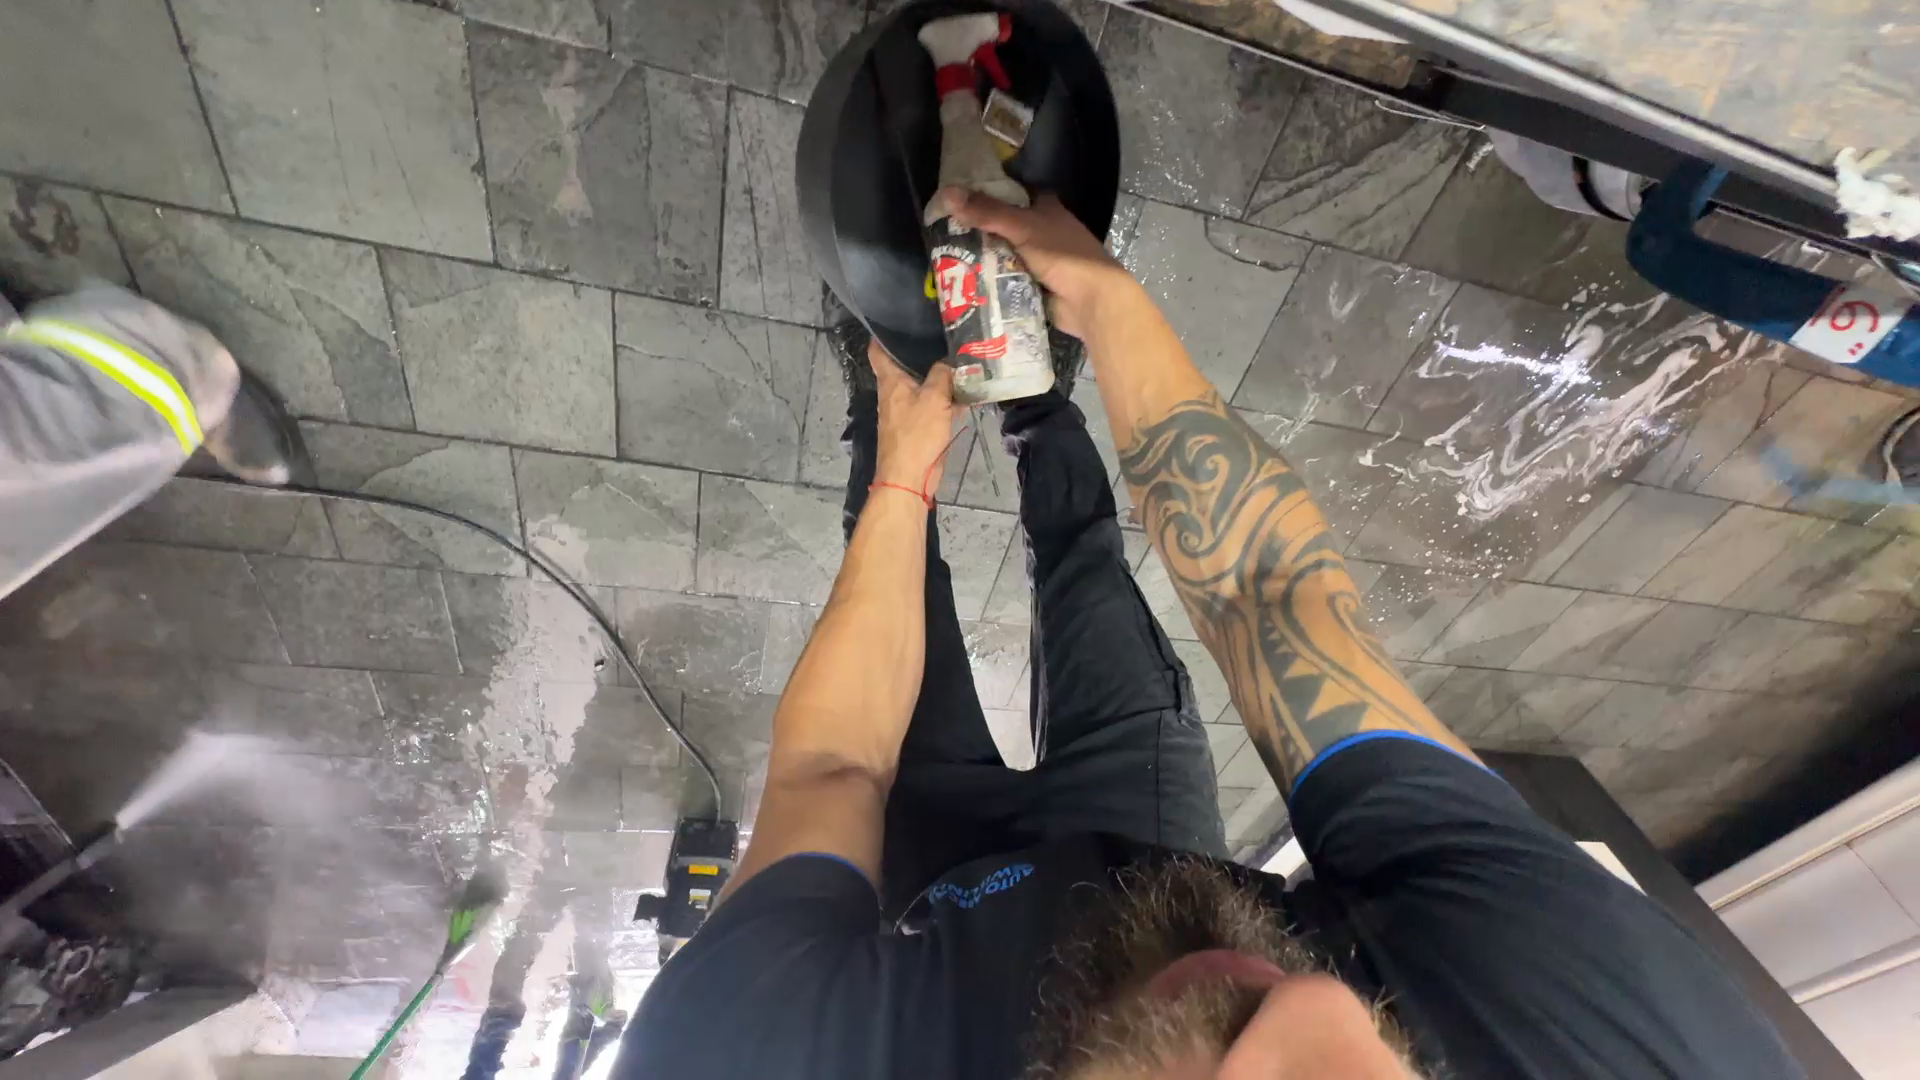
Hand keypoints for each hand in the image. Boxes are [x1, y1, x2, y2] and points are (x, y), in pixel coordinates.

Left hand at [870, 338, 961, 499]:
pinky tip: (968, 394)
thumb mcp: (934, 398)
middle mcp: (895, 393)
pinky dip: (948, 401)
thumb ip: (943, 375)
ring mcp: (907, 411)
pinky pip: (935, 407)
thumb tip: (950, 362)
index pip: (878, 350)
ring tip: (964, 359)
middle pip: (907, 366)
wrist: (910, 477)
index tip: (900, 318)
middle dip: (924, 353)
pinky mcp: (920, 427)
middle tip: (946, 334)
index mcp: (890, 381)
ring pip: (924, 387)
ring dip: (941, 378)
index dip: (884, 333)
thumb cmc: (916, 435)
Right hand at [938, 188, 1135, 338]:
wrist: (1090, 300)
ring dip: (983, 260)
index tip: (956, 200)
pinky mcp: (1035, 286)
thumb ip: (987, 213)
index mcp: (1045, 208)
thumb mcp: (1022, 227)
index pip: (1010, 194)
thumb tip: (947, 194)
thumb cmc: (1062, 254)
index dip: (986, 195)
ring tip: (948, 261)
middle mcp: (1042, 231)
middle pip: (1003, 228)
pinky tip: (968, 284)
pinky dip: (992, 283)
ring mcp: (1039, 261)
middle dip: (978, 233)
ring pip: (1003, 255)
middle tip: (944, 235)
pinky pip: (1007, 281)